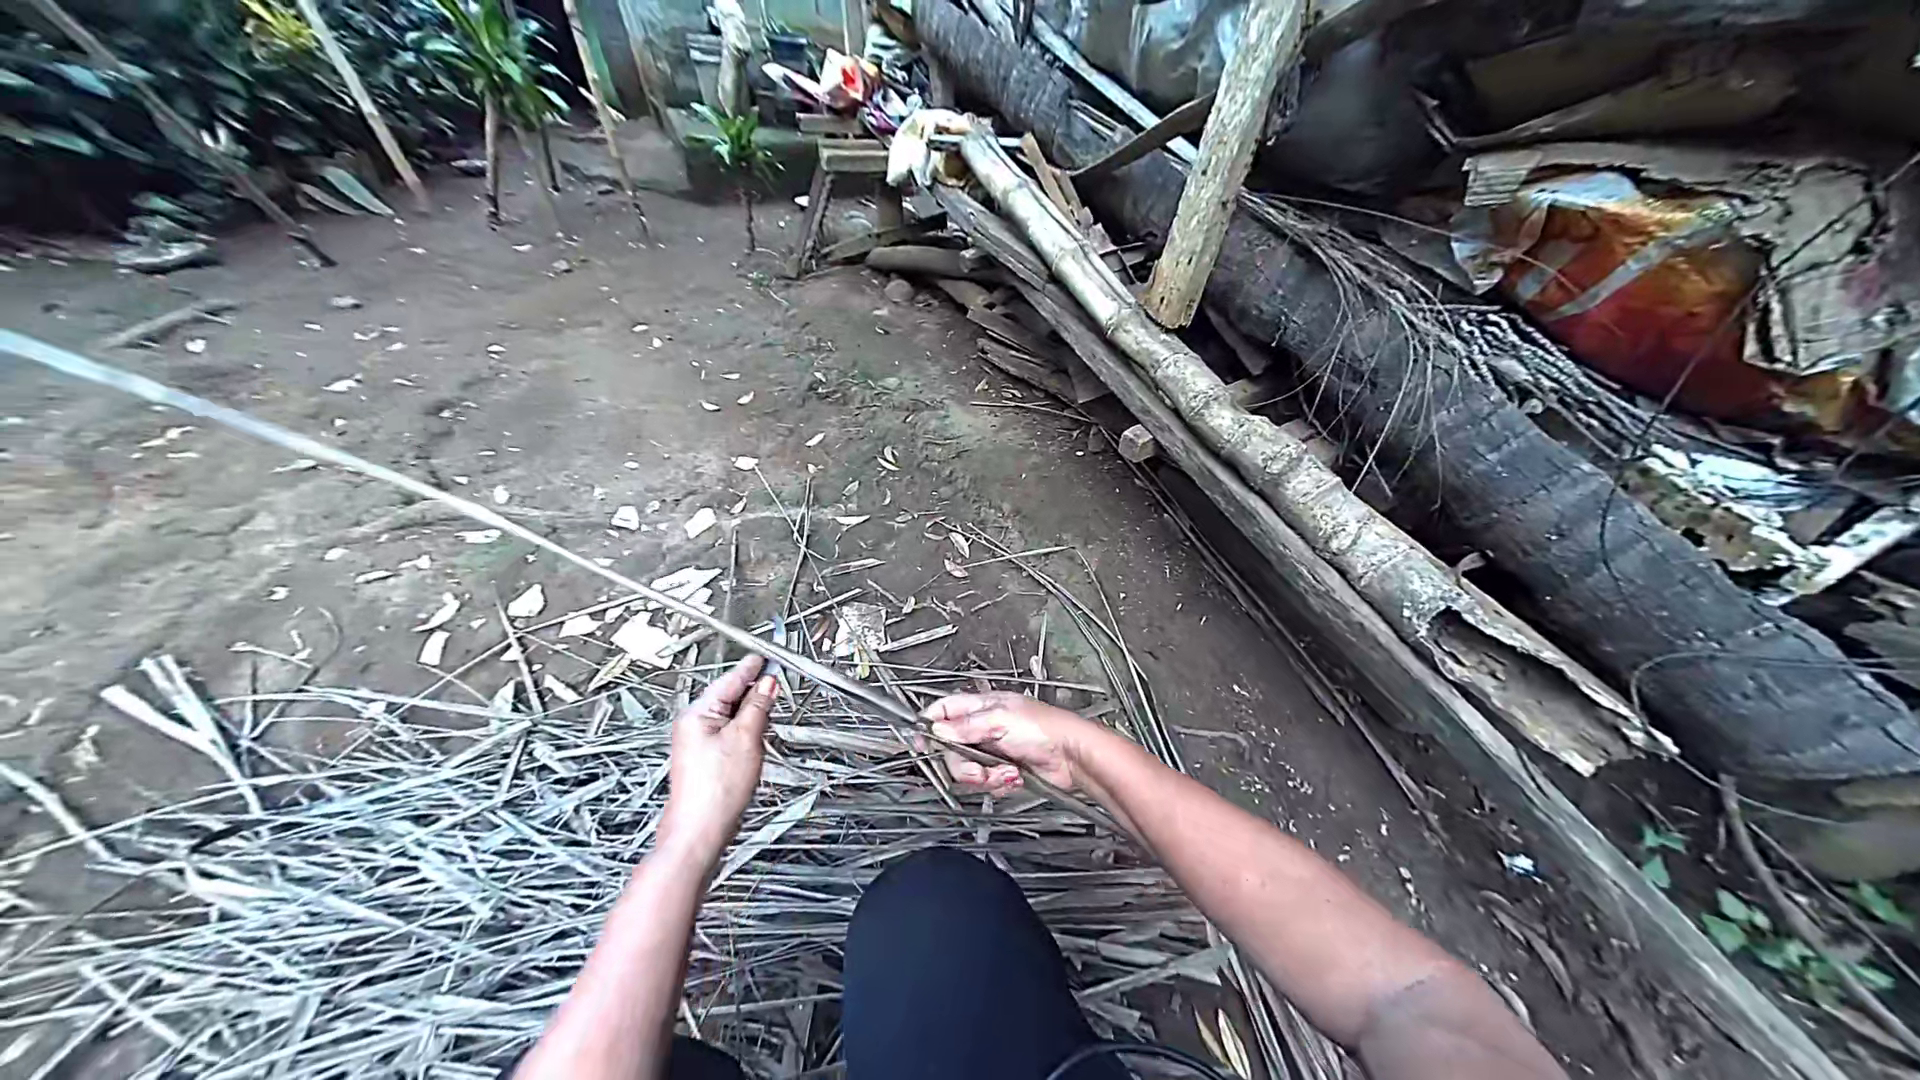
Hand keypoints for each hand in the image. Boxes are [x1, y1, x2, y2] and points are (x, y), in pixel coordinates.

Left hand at [659, 654, 777, 864]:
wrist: (700, 832)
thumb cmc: (715, 791)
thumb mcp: (746, 738)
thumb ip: (758, 706)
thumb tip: (767, 684)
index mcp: (697, 713)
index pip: (730, 679)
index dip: (753, 668)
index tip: (767, 658)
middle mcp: (692, 725)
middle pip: (730, 695)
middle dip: (754, 690)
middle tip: (776, 683)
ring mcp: (697, 742)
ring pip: (731, 714)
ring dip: (751, 711)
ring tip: (769, 709)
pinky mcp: (705, 758)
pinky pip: (729, 732)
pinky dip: (745, 728)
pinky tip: (757, 735)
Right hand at [920, 691, 1098, 793]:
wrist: (1073, 756)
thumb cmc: (1045, 729)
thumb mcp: (1001, 721)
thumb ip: (967, 727)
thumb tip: (938, 729)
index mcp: (982, 706)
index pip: (944, 711)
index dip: (930, 726)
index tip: (923, 744)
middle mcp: (984, 726)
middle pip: (951, 748)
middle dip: (963, 764)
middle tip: (977, 770)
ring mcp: (994, 749)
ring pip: (968, 769)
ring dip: (985, 776)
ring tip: (1005, 773)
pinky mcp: (1003, 769)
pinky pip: (986, 782)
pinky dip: (998, 784)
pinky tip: (1014, 777)